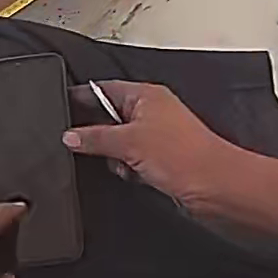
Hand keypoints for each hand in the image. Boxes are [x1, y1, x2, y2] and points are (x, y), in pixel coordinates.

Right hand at [62, 81, 248, 212]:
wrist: (217, 187)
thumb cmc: (183, 156)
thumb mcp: (128, 142)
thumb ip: (94, 138)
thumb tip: (69, 135)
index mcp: (145, 95)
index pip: (103, 89)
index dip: (81, 97)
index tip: (61, 107)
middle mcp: (151, 111)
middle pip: (108, 117)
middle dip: (98, 135)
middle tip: (88, 146)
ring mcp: (156, 135)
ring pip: (118, 142)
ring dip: (115, 156)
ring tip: (125, 164)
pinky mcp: (160, 158)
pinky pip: (130, 159)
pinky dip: (128, 168)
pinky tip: (134, 175)